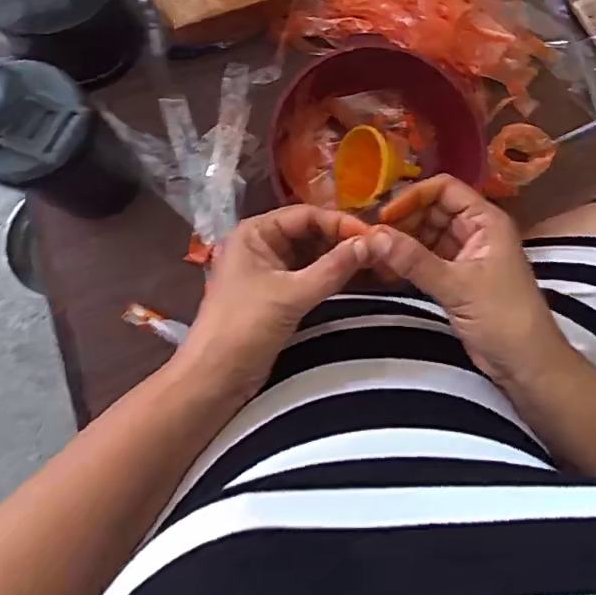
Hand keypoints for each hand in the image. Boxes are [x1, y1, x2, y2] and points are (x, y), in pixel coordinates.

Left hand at [176, 205, 370, 396]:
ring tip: (379, 264)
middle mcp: (263, 243)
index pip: (306, 215)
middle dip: (344, 241)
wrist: (213, 379)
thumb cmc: (244, 327)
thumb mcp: (291, 295)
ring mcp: (270, 269)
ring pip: (314, 255)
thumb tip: (372, 243)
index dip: (341, 223)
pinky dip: (333, 277)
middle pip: (312, 233)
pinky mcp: (279, 293)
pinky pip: (311, 276)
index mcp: (256, 232)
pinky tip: (361, 280)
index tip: (375, 236)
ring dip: (342, 260)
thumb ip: (333, 268)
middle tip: (382, 252)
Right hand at [366, 175, 573, 385]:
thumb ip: (414, 260)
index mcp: (485, 220)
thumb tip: (373, 236)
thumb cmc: (503, 317)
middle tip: (370, 237)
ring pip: (425, 234)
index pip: (444, 189)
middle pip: (431, 210)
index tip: (384, 216)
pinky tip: (383, 270)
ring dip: (400, 242)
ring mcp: (465, 254)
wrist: (527, 366)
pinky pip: (425, 258)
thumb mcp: (457, 286)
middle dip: (402, 221)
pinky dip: (406, 262)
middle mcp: (474, 230)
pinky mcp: (456, 277)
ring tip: (371, 253)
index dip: (413, 197)